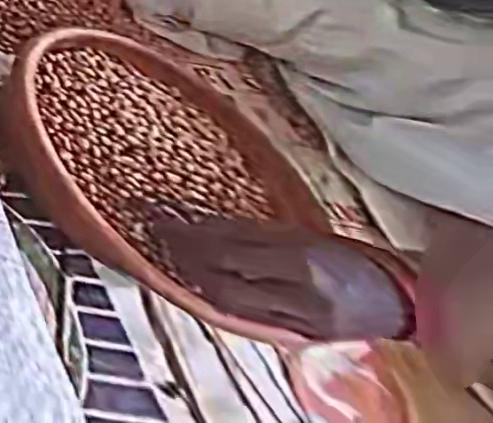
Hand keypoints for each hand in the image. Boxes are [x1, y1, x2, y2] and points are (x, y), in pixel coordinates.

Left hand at [154, 217, 412, 341]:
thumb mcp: (289, 233)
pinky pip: (247, 318)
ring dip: (193, 280)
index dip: (185, 236)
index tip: (157, 220)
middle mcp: (302, 295)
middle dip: (182, 259)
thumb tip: (186, 218)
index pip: (224, 249)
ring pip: (230, 302)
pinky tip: (199, 283)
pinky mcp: (303, 336)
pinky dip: (217, 299)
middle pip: (222, 280)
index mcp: (300, 261)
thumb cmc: (338, 256)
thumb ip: (238, 230)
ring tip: (171, 258)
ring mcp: (303, 320)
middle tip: (158, 239)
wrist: (398, 299)